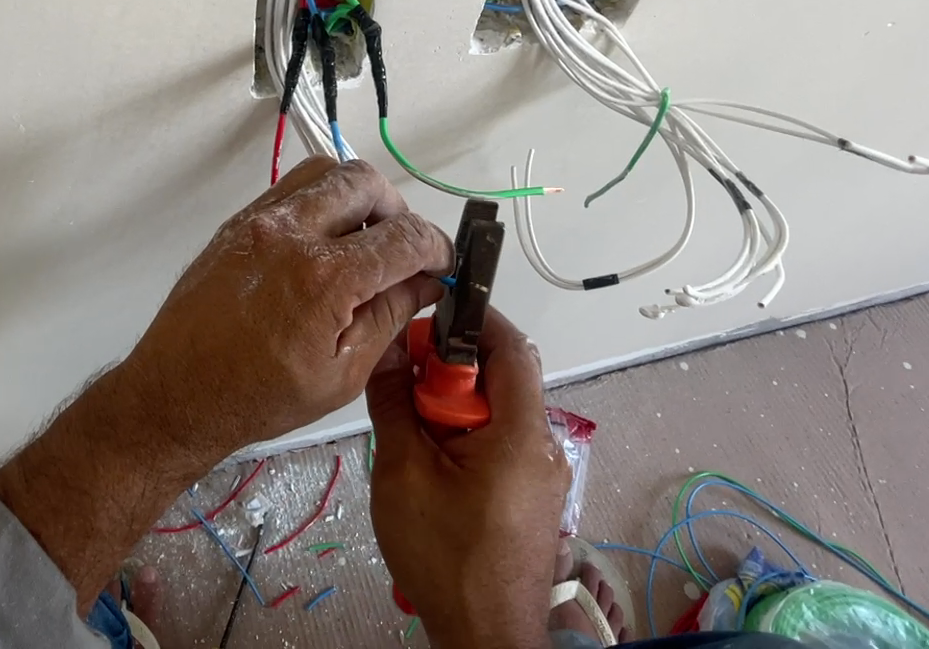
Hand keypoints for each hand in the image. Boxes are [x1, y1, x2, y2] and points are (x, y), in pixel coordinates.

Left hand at [0, 156, 451, 605]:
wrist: (177, 390)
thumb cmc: (257, 396)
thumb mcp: (342, 375)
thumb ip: (390, 316)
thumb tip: (427, 282)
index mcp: (323, 279)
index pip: (404, 237)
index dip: (436, 249)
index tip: (440, 266)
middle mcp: (290, 234)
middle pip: (366, 182)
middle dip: (397, 211)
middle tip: (399, 250)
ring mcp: (258, 220)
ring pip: (326, 171)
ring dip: (357, 195)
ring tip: (361, 240)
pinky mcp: (238, 221)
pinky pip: (291, 186)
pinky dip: (320, 199)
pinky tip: (322, 241)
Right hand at [366, 308, 571, 648]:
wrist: (483, 638)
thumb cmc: (444, 555)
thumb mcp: (402, 470)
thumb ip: (393, 401)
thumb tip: (387, 347)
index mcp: (520, 435)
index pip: (511, 348)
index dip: (473, 319)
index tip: (430, 313)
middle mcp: (541, 447)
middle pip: (501, 377)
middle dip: (449, 367)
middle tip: (404, 377)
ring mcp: (539, 473)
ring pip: (496, 409)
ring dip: (452, 402)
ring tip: (409, 420)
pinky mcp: (529, 494)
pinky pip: (498, 439)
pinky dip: (463, 431)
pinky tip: (428, 455)